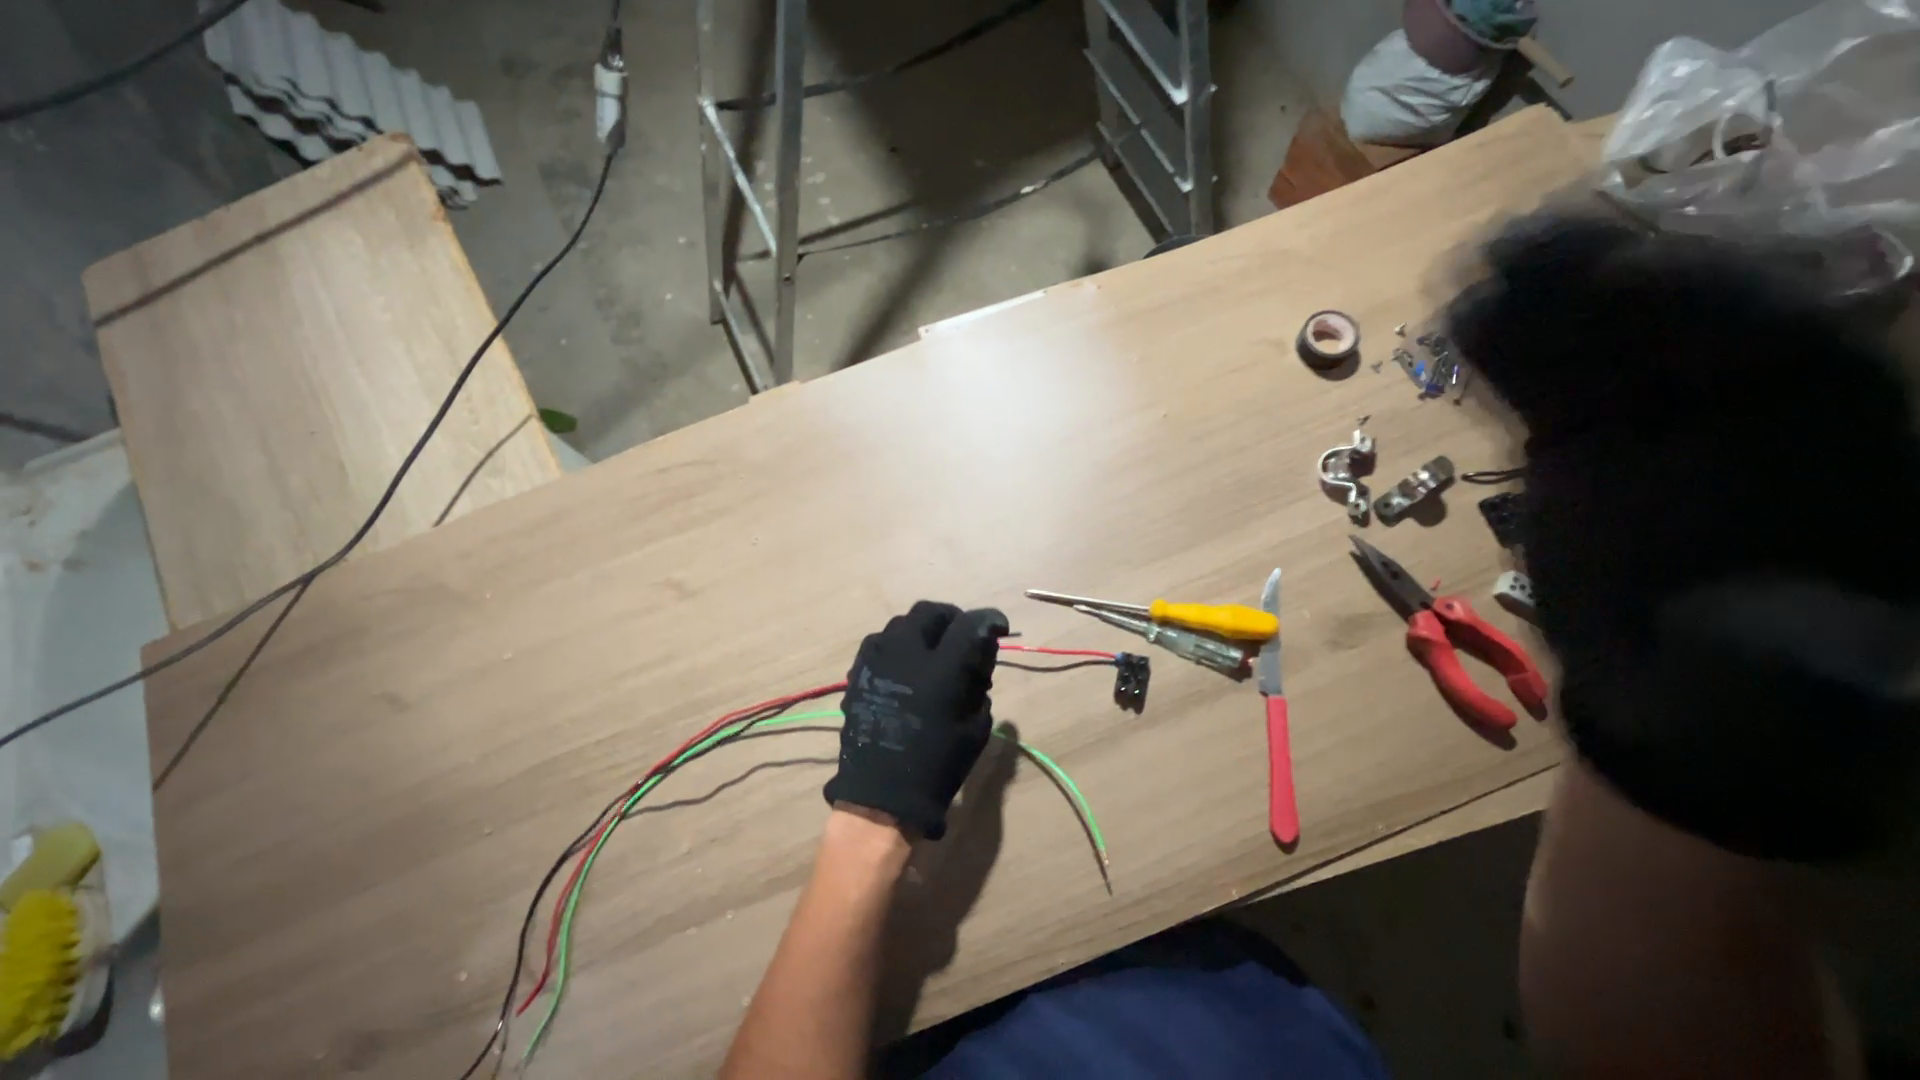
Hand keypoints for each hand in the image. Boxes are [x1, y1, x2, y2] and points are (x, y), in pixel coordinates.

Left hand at [823, 601, 1008, 839]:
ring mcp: (876, 658)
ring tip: (936, 653)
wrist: (883, 794)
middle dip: (953, 619)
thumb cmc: (938, 764)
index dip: (990, 621)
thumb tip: (978, 657)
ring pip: (903, 623)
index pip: (971, 623)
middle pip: (932, 612)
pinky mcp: (857, 670)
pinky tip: (909, 668)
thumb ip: (979, 682)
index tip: (1000, 628)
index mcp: (942, 668)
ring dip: (925, 630)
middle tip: (965, 637)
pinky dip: (901, 646)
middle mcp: (906, 652)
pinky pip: (883, 642)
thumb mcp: (976, 725)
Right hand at [1447, 217, 1919, 860]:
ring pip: (1592, 337)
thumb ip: (1825, 650)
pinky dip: (1498, 357)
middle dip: (1603, 273)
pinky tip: (1458, 328)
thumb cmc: (1759, 676)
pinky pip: (1535, 382)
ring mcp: (1649, 413)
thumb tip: (1859, 645)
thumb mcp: (1817, 670)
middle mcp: (1740, 399)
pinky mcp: (1577, 434)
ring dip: (1534, 302)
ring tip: (1472, 272)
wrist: (1683, 688)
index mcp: (1829, 425)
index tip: (1631, 275)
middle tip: (1523, 245)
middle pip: (1674, 311)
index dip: (1712, 293)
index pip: (1785, 329)